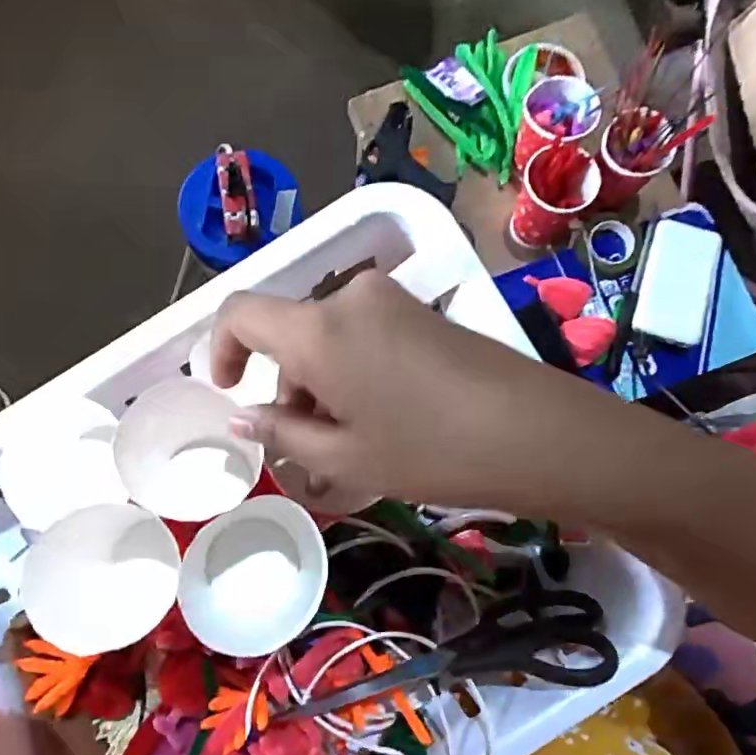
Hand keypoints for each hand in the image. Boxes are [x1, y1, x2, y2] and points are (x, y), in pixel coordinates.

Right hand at [211, 271, 673, 513]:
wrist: (533, 432)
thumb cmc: (428, 451)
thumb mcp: (345, 457)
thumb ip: (283, 433)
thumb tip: (242, 416)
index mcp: (318, 328)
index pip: (241, 313)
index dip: (221, 350)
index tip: (229, 391)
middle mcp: (351, 297)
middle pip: (292, 333)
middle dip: (287, 386)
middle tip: (310, 445)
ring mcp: (394, 301)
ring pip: (331, 339)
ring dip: (324, 384)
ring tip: (353, 443)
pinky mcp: (426, 313)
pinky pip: (367, 337)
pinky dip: (357, 374)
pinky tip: (386, 420)